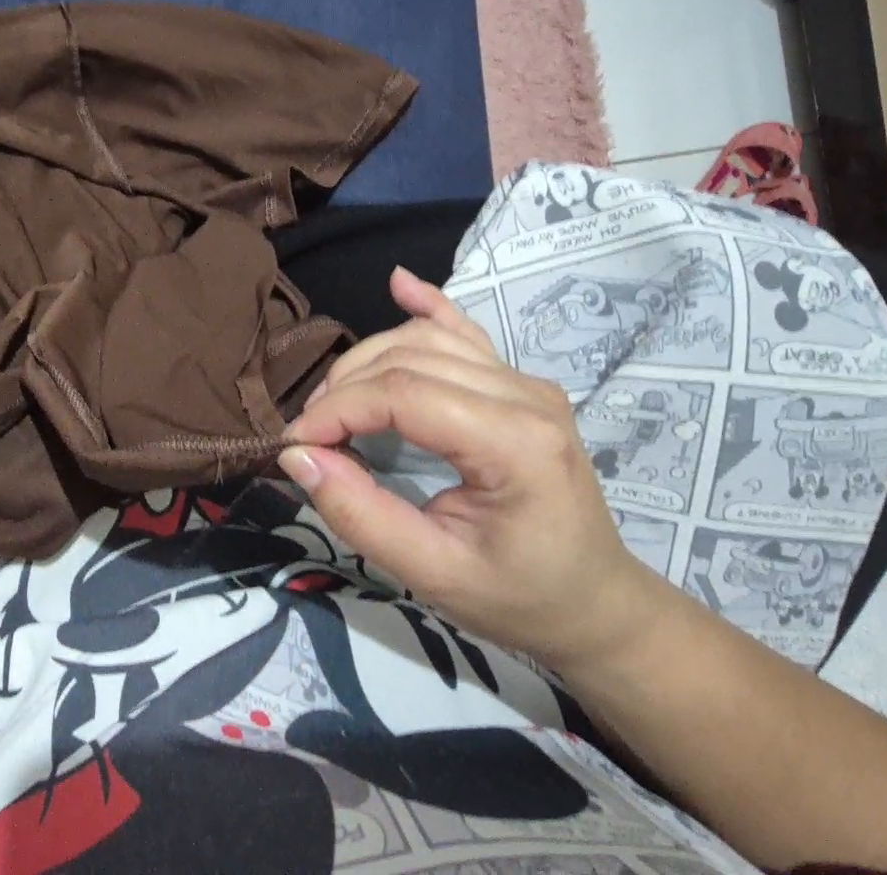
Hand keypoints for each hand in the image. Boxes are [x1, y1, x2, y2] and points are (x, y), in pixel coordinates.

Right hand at [279, 268, 672, 670]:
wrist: (594, 602)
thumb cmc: (518, 597)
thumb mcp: (433, 573)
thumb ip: (361, 513)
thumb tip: (296, 457)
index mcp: (514, 442)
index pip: (402, 394)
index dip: (335, 410)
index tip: (292, 444)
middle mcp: (525, 393)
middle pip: (408, 359)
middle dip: (342, 390)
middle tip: (306, 440)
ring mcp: (525, 382)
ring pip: (425, 340)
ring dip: (366, 363)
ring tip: (331, 408)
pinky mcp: (518, 385)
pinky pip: (463, 333)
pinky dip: (426, 308)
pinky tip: (398, 283)